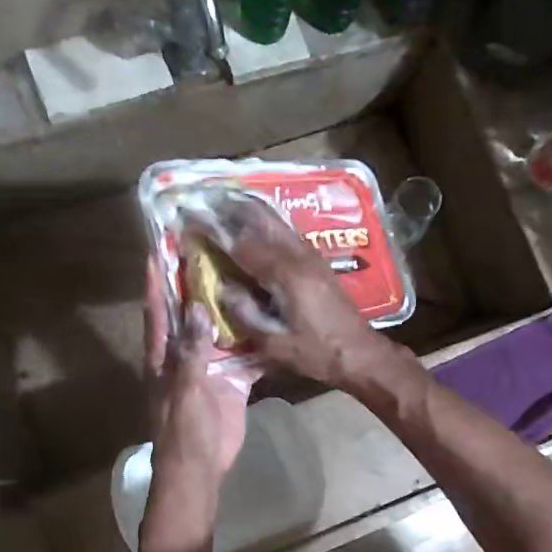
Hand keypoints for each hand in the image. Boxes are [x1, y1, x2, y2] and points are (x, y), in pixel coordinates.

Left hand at [144, 262, 252, 499]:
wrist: (200, 468)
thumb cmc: (183, 428)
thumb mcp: (185, 387)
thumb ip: (191, 348)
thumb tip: (196, 306)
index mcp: (163, 354)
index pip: (157, 309)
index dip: (157, 279)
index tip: (159, 247)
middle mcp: (185, 353)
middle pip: (190, 312)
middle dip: (197, 283)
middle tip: (213, 249)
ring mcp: (209, 366)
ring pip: (219, 330)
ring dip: (230, 308)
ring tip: (248, 274)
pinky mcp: (231, 380)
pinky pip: (244, 355)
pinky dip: (256, 341)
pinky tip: (273, 319)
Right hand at [210, 197, 406, 390]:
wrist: (360, 353)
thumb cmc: (316, 353)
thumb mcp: (274, 343)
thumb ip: (245, 313)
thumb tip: (222, 288)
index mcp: (286, 274)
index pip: (242, 244)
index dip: (214, 230)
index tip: (191, 218)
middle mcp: (299, 256)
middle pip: (262, 219)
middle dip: (232, 207)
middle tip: (206, 198)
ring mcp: (311, 256)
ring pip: (276, 221)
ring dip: (249, 210)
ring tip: (224, 201)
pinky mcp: (316, 261)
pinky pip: (286, 232)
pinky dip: (266, 222)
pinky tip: (254, 223)